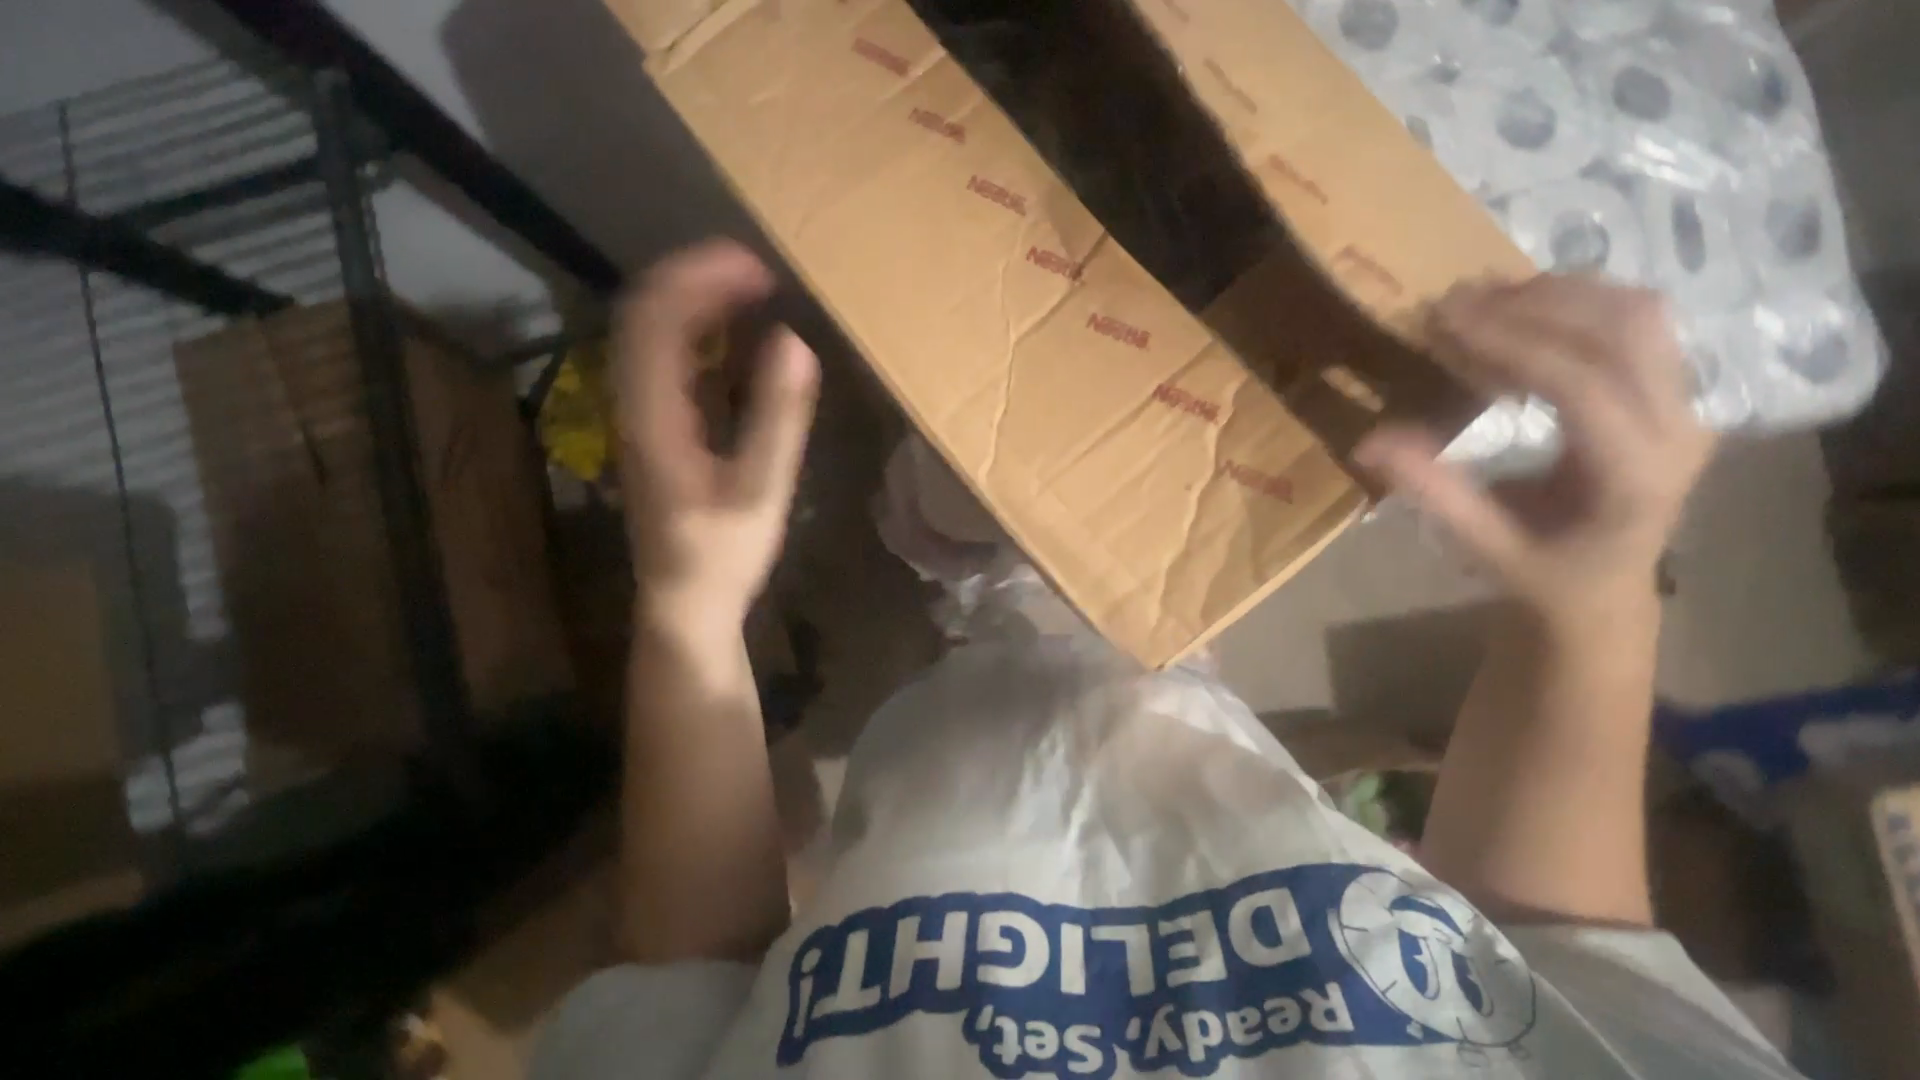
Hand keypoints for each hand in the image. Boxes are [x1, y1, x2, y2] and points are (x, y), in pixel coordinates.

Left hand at [615, 241, 818, 629]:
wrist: (684, 602)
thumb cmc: (721, 555)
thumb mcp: (759, 490)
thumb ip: (777, 416)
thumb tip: (794, 342)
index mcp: (653, 414)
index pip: (656, 318)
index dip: (699, 278)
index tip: (756, 266)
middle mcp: (634, 404)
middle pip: (648, 313)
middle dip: (698, 278)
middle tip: (759, 270)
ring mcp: (640, 415)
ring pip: (653, 334)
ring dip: (697, 302)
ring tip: (752, 290)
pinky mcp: (656, 428)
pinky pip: (668, 360)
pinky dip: (700, 335)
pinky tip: (738, 337)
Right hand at [1354, 276, 1713, 621]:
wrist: (1604, 592)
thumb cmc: (1540, 575)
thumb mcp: (1482, 545)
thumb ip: (1434, 491)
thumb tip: (1369, 442)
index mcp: (1634, 476)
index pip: (1582, 384)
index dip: (1511, 343)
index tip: (1444, 320)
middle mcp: (1679, 429)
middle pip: (1623, 329)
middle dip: (1534, 304)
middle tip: (1455, 301)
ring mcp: (1687, 405)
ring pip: (1638, 313)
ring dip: (1559, 293)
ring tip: (1485, 297)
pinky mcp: (1674, 391)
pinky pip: (1637, 323)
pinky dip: (1577, 302)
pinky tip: (1522, 310)